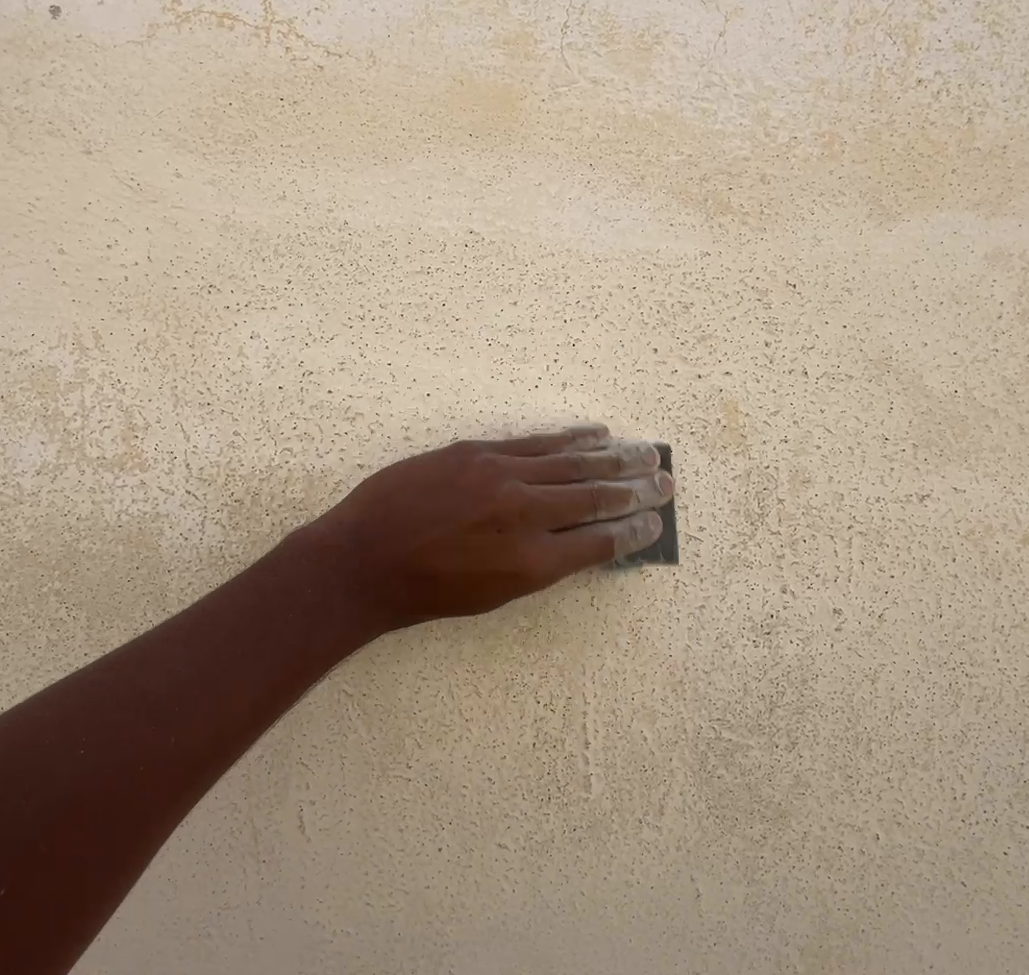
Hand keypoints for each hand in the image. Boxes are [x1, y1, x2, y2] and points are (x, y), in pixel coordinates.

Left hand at [297, 424, 673, 631]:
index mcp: (532, 563)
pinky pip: (536, 442)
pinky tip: (594, 434)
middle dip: (637, 490)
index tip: (657, 521)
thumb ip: (540, 565)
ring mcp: (501, 476)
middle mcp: (525, 515)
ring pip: (572, 463)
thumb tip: (577, 541)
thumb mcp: (492, 595)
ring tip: (644, 453)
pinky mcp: (477, 452)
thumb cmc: (425, 591)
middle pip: (596, 497)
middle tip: (666, 480)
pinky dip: (570, 438)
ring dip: (614, 458)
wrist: (362, 560)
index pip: (600, 542)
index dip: (634, 532)